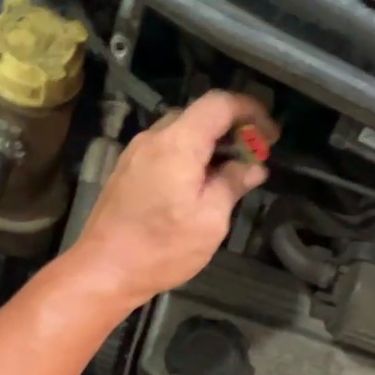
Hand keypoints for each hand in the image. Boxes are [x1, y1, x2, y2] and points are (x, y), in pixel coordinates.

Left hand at [66, 90, 274, 307]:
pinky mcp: (128, 169)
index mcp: (178, 144)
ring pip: (181, 131)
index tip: (270, 135)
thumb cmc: (163, 248)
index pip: (220, 104)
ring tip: (232, 172)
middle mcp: (154, 138)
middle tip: (255, 156)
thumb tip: (254, 167)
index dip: (251, 111)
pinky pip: (165, 149)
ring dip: (211, 144)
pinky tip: (201, 183)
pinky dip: (190, 155)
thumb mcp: (210, 220)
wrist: (105, 270)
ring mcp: (136, 152)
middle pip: (200, 115)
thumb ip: (233, 184)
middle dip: (232, 129)